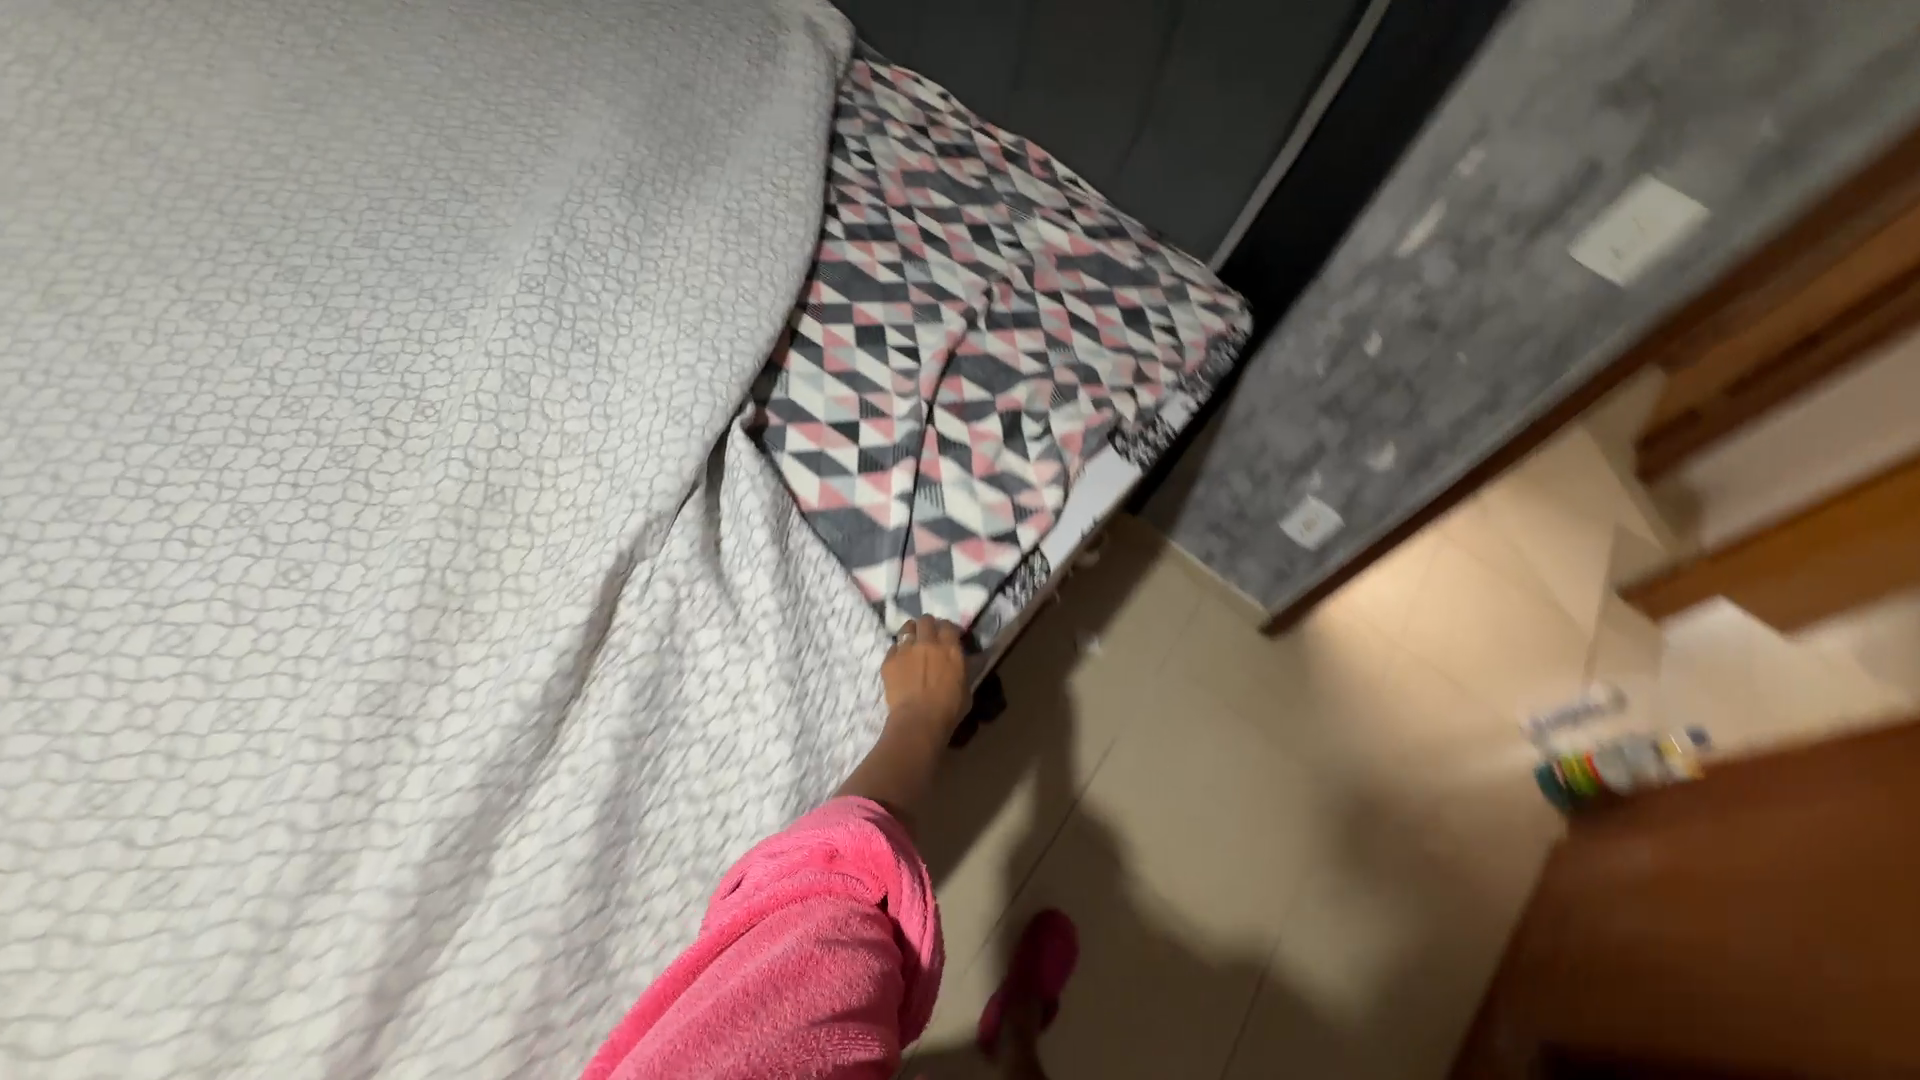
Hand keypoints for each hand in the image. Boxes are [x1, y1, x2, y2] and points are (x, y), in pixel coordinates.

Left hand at [881, 615, 969, 739]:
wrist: (918, 721)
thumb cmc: (949, 710)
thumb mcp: (966, 687)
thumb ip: (963, 668)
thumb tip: (964, 661)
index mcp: (950, 648)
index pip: (948, 625)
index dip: (947, 629)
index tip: (947, 636)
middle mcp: (928, 642)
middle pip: (926, 620)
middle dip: (928, 626)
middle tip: (928, 637)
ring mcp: (906, 649)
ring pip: (906, 628)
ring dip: (911, 632)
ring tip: (912, 643)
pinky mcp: (889, 660)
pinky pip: (893, 647)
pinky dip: (898, 651)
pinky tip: (900, 661)